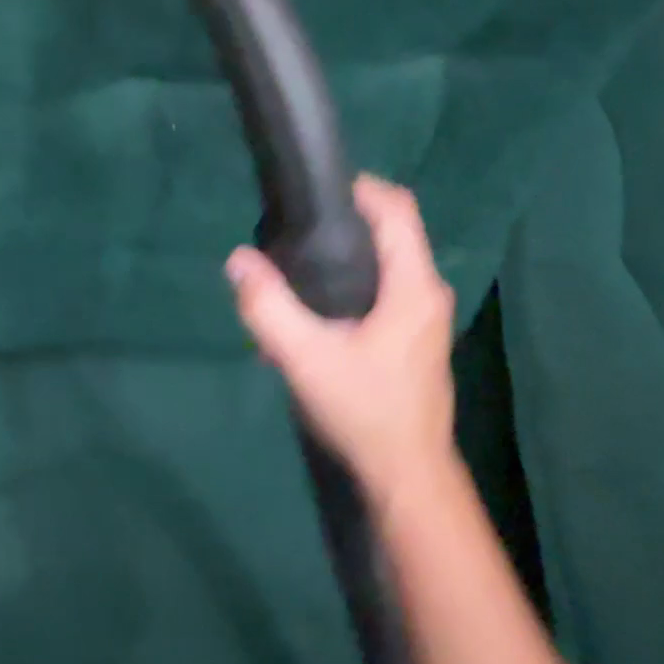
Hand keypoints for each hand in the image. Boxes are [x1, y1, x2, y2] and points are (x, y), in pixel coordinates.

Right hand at [226, 175, 457, 497]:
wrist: (406, 475)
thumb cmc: (364, 410)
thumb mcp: (305, 357)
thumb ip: (268, 306)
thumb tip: (238, 259)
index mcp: (413, 287)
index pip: (397, 209)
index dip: (359, 188)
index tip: (310, 189)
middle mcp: (426, 294)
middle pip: (389, 233)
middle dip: (341, 222)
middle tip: (287, 231)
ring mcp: (423, 318)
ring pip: (383, 263)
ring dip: (342, 255)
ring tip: (290, 267)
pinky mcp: (412, 338)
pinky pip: (381, 289)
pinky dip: (349, 282)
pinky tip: (311, 309)